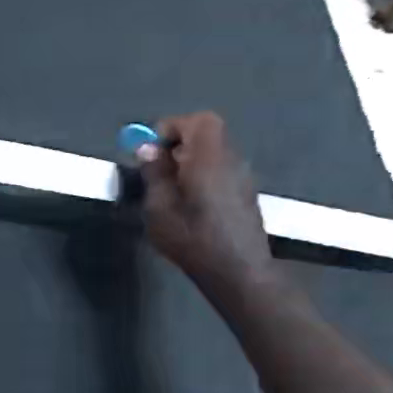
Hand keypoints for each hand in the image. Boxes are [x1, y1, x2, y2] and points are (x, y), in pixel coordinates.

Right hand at [137, 113, 276, 290]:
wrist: (236, 270)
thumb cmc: (192, 237)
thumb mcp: (159, 206)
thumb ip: (154, 173)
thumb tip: (148, 149)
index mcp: (209, 159)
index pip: (198, 121)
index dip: (171, 127)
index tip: (149, 148)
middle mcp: (230, 161)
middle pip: (207, 133)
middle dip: (177, 141)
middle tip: (155, 165)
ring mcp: (241, 176)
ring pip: (213, 151)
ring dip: (188, 158)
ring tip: (166, 185)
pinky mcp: (243, 192)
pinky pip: (219, 168)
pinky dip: (199, 172)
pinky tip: (186, 199)